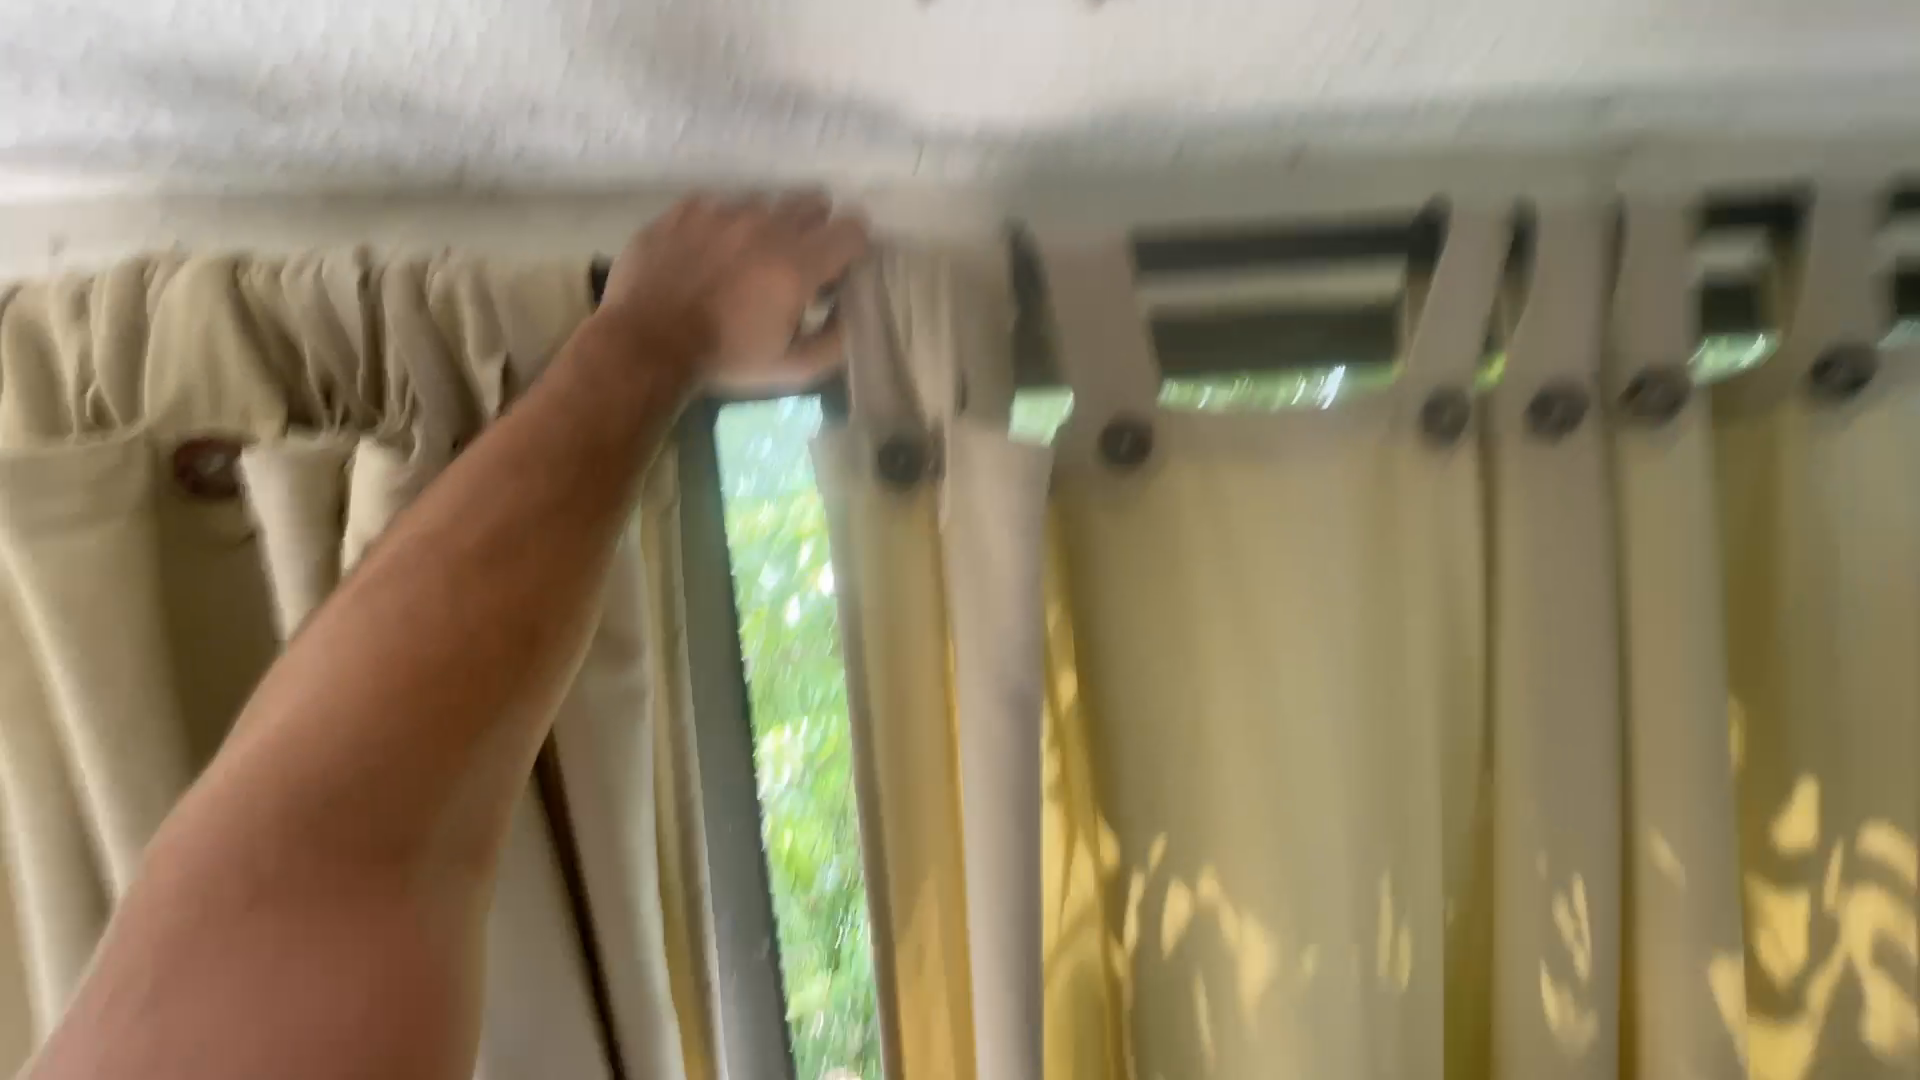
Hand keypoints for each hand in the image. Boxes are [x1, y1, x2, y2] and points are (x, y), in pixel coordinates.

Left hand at [594, 191, 869, 395]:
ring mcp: (724, 210)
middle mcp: (766, 225)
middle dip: (817, 229)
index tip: (840, 268)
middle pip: (814, 202)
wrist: (647, 341)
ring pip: (768, 201)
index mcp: (797, 265)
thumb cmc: (726, 360)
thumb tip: (851, 315)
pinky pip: (722, 203)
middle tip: (800, 262)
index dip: (854, 248)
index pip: (852, 230)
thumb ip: (835, 342)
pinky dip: (727, 225)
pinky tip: (713, 254)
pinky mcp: (688, 207)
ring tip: (750, 259)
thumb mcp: (791, 368)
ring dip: (771, 225)